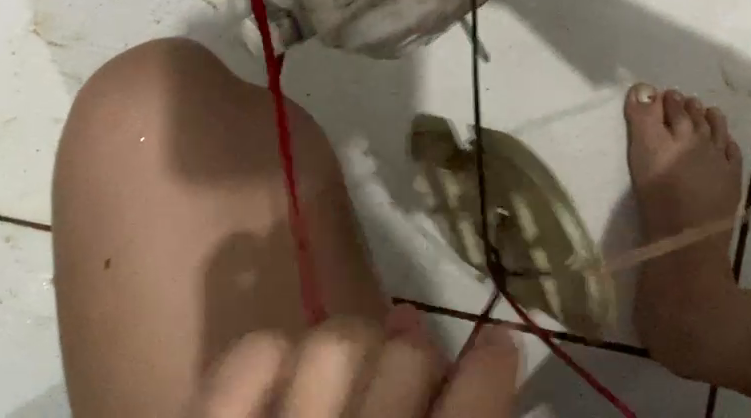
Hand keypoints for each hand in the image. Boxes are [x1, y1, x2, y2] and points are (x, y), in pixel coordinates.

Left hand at [189, 306, 519, 417]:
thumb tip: (474, 383)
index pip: (472, 414)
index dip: (494, 373)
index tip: (501, 341)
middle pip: (404, 361)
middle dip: (413, 354)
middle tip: (410, 354)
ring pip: (333, 343)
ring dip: (347, 349)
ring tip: (346, 360)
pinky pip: (248, 357)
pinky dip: (265, 357)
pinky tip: (276, 367)